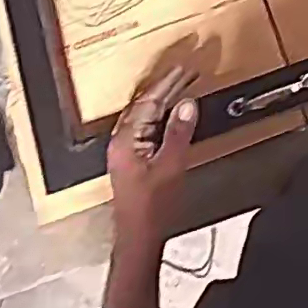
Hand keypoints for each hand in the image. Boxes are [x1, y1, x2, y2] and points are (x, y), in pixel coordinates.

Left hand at [107, 64, 197, 250]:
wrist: (140, 238)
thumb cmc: (153, 207)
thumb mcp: (171, 166)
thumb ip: (179, 133)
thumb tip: (187, 104)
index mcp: (125, 140)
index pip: (147, 102)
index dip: (167, 83)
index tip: (184, 69)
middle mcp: (121, 142)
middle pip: (143, 105)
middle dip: (166, 87)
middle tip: (186, 72)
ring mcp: (125, 151)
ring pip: (144, 115)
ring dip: (164, 100)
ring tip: (183, 85)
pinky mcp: (133, 160)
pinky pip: (147, 126)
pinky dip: (162, 114)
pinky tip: (175, 112)